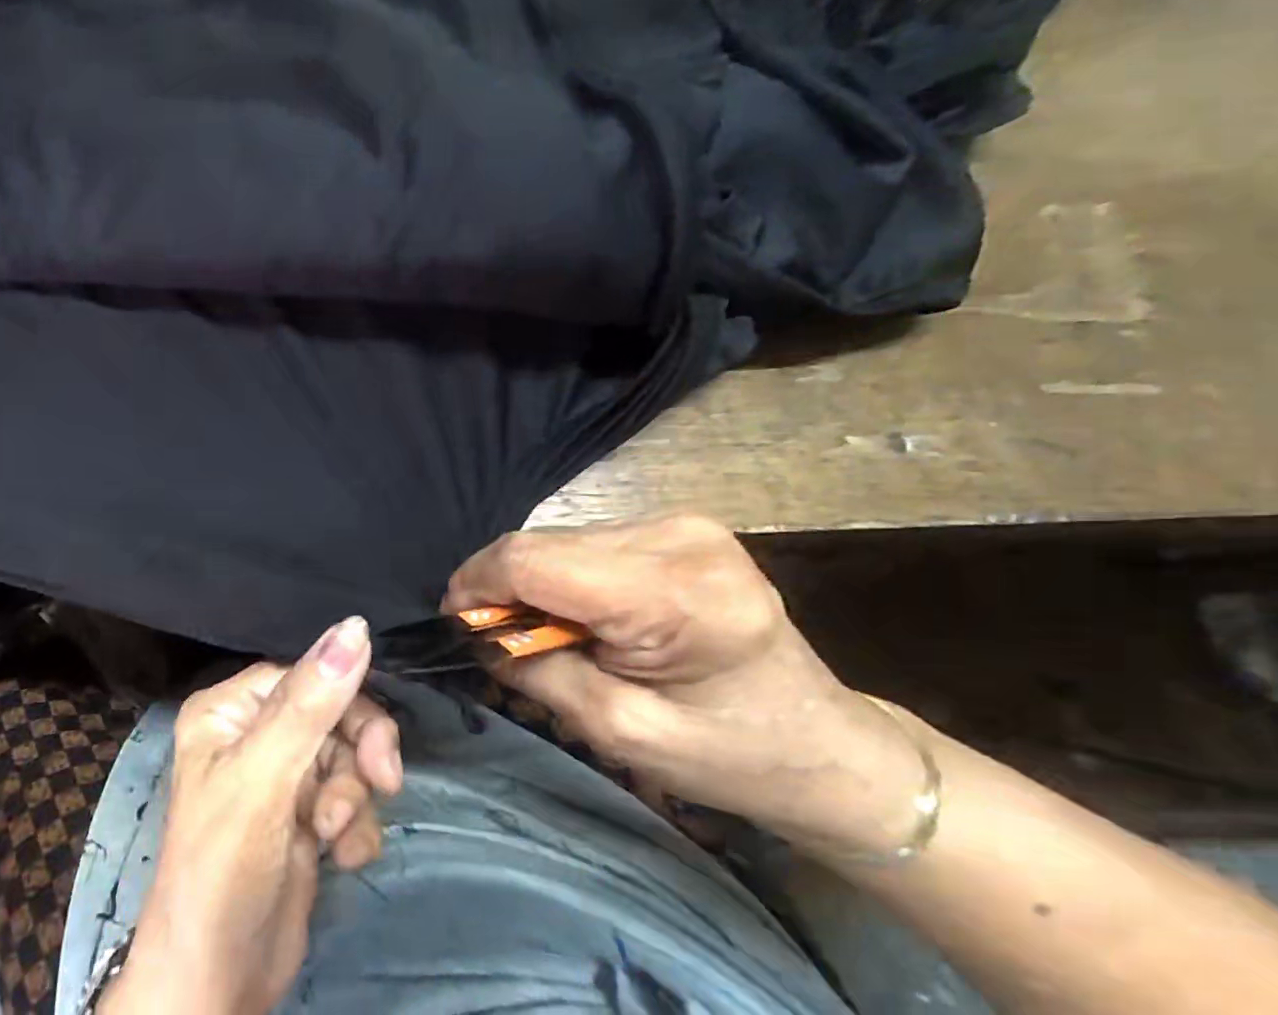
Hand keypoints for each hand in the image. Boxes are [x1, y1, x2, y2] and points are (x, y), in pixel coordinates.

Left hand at [100, 617, 401, 1014]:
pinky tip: (344, 858)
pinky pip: (352, 798)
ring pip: (350, 759)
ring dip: (355, 799)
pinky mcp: (304, 818)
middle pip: (336, 715)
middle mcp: (254, 736)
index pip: (307, 676)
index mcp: (230, 710)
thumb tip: (356, 626)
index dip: (346, 703)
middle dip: (357, 758)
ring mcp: (281, 779)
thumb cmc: (224, 867)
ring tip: (333, 835)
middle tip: (382, 784)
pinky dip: (356, 827)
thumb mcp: (264, 777)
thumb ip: (310, 702)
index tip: (377, 746)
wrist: (216, 983)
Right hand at [444, 515, 927, 858]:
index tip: (456, 623)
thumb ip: (539, 673)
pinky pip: (588, 542)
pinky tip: (582, 618)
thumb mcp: (619, 731)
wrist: (821, 743)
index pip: (534, 559)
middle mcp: (676, 536)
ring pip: (560, 539)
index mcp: (673, 594)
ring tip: (546, 638)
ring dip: (533, 585)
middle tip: (497, 642)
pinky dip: (565, 578)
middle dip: (502, 589)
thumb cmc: (728, 755)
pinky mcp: (680, 525)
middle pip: (542, 544)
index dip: (478, 585)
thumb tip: (476, 632)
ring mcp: (682, 522)